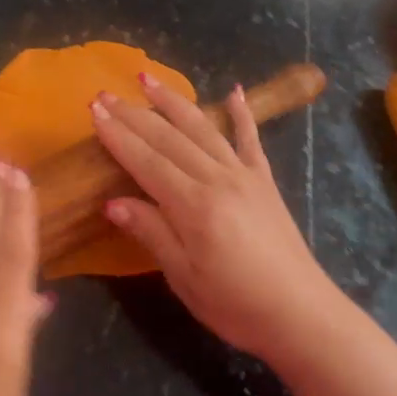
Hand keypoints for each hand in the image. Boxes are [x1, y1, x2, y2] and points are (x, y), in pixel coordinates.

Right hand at [92, 75, 340, 360]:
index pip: (146, 161)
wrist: (302, 315)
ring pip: (203, 128)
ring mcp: (244, 175)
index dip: (118, 135)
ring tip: (148, 80)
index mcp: (193, 205)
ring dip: (174, 101)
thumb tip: (112, 202)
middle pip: (169, 138)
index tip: (94, 111)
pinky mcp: (265, 181)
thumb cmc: (236, 305)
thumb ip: (151, 233)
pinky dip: (242, 113)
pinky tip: (235, 91)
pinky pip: (250, 139)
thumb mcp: (184, 278)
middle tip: (105, 94)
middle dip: (134, 114)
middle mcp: (218, 179)